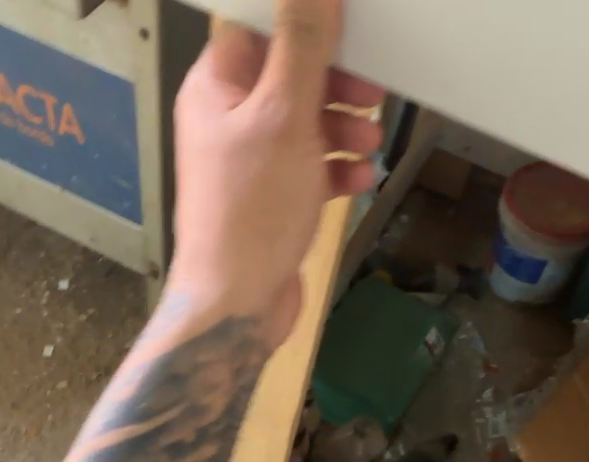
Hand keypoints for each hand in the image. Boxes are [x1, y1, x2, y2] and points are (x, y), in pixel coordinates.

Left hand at [166, 0, 383, 344]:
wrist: (235, 306)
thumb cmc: (250, 214)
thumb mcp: (283, 118)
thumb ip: (302, 46)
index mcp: (216, 89)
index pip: (261, 28)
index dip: (306, 24)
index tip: (351, 32)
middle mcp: (229, 122)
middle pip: (291, 76)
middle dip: (335, 84)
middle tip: (371, 95)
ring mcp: (251, 164)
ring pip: (306, 125)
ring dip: (343, 129)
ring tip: (368, 145)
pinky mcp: (273, 200)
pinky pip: (310, 169)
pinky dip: (336, 170)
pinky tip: (359, 180)